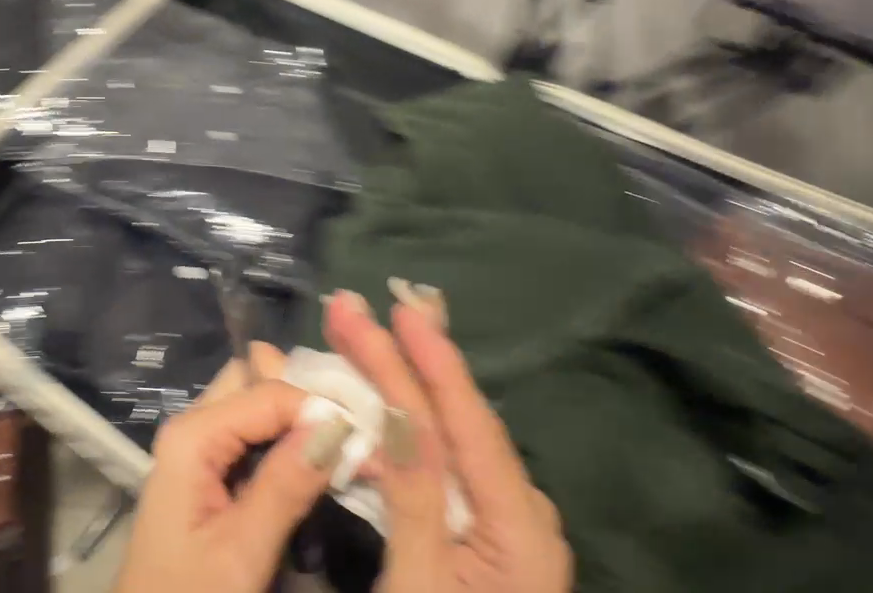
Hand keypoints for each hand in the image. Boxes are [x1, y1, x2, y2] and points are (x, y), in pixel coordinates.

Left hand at [114, 365, 348, 592]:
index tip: (368, 439)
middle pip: (257, 379)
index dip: (319, 408)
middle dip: (308, 399)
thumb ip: (285, 486)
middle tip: (354, 438)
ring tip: (347, 452)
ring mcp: (201, 444)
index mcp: (194, 435)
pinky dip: (289, 441)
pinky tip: (319, 466)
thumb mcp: (241, 552)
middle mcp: (194, 425)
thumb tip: (335, 425)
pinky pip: (254, 432)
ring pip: (258, 402)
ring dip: (302, 420)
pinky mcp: (211, 467)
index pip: (269, 391)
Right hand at [325, 286, 572, 592]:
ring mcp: (500, 520)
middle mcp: (521, 511)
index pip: (470, 426)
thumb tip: (401, 416)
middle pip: (453, 420)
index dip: (433, 361)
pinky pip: (438, 462)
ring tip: (356, 335)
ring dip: (395, 382)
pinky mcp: (478, 529)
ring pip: (443, 435)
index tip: (399, 310)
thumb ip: (416, 502)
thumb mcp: (418, 590)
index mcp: (522, 529)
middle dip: (399, 359)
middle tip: (350, 308)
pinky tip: (374, 397)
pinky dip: (401, 424)